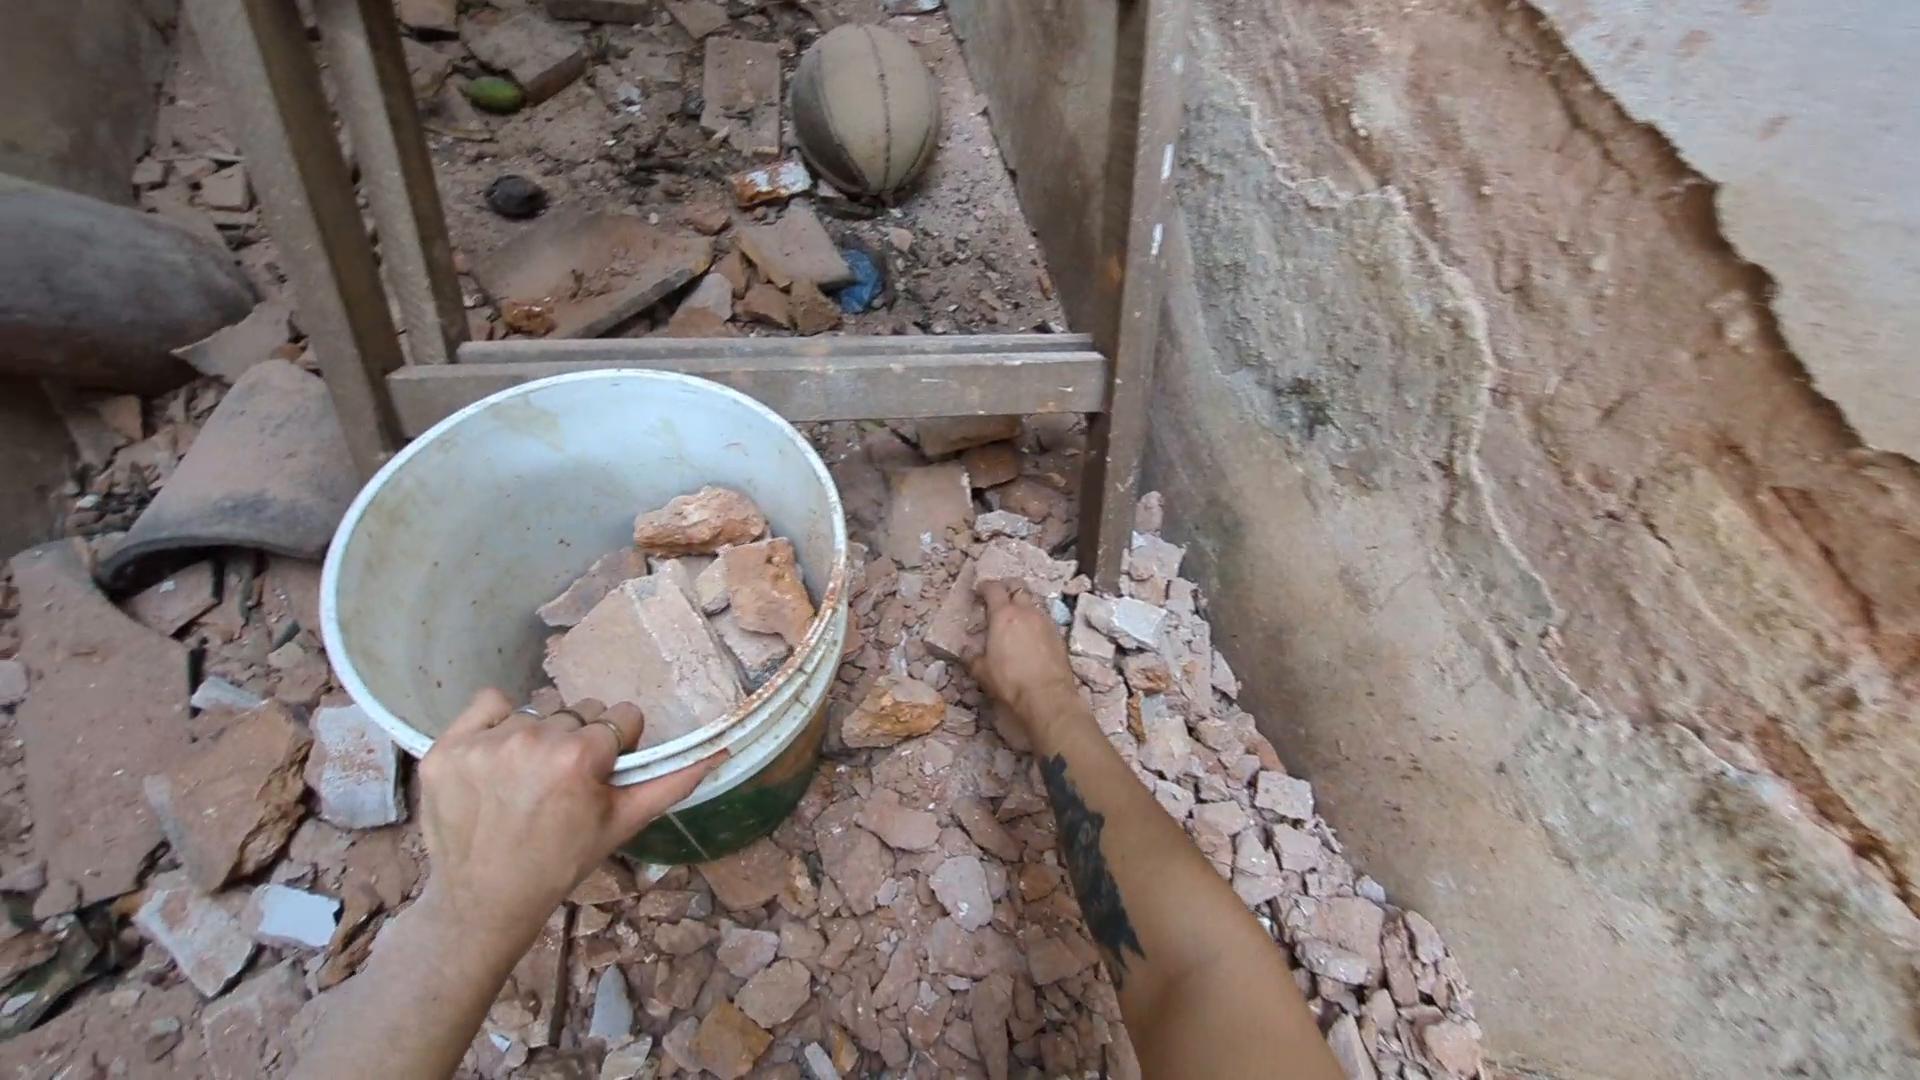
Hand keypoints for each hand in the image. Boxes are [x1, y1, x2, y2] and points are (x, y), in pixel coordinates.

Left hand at [415, 689, 722, 942]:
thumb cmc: (562, 859)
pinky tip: (497, 759)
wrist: (484, 900)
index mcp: (580, 756)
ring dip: (540, 737)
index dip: (617, 748)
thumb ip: (673, 782)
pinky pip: (489, 703)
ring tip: (527, 778)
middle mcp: (534, 740)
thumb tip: (719, 751)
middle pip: (580, 712)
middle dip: (580, 740)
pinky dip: (496, 723)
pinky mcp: (447, 748)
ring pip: (539, 711)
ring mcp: (486, 744)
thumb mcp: (624, 822)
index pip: (621, 718)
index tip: (599, 776)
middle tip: (562, 783)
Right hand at [970, 580, 1080, 736]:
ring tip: (1017, 616)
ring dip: (1024, 604)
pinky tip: (1032, 634)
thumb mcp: (982, 671)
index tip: (979, 591)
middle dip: (1008, 588)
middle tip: (1000, 598)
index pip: (994, 589)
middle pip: (1018, 587)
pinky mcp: (1059, 635)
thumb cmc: (1010, 681)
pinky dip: (1036, 620)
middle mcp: (1026, 612)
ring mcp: (1046, 621)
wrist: (1047, 696)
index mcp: (1004, 615)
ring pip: (1034, 602)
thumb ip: (972, 657)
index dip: (985, 587)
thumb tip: (967, 651)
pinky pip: (1045, 619)